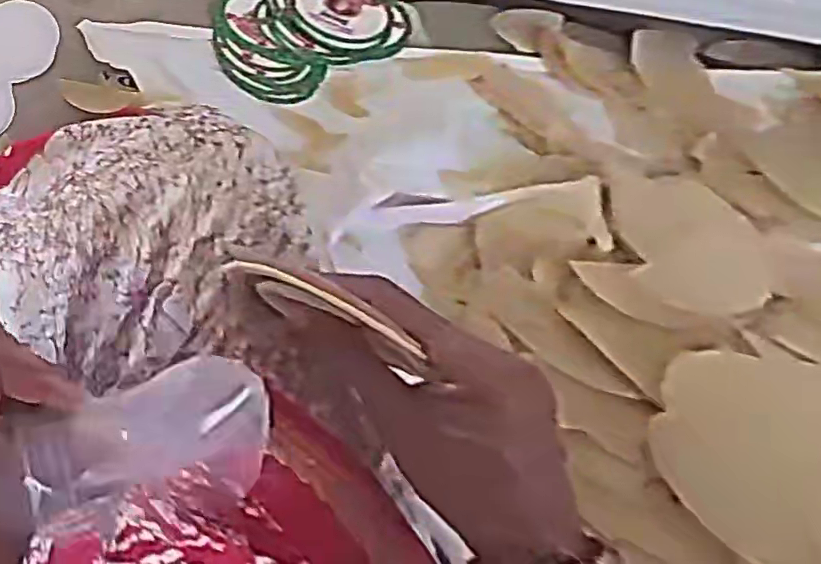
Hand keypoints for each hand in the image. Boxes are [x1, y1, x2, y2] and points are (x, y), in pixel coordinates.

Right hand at [288, 274, 587, 563]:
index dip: (336, 287)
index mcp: (479, 361)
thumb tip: (300, 310)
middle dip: (350, 302)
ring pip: (420, 326)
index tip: (290, 283)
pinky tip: (366, 343)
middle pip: (407, 310)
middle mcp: (499, 351)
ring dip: (371, 321)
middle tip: (300, 298)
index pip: (393, 302)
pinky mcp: (503, 379)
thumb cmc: (460, 490)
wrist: (531, 551)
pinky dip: (396, 340)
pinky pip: (436, 344)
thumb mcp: (396, 420)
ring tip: (322, 316)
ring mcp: (506, 364)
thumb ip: (349, 356)